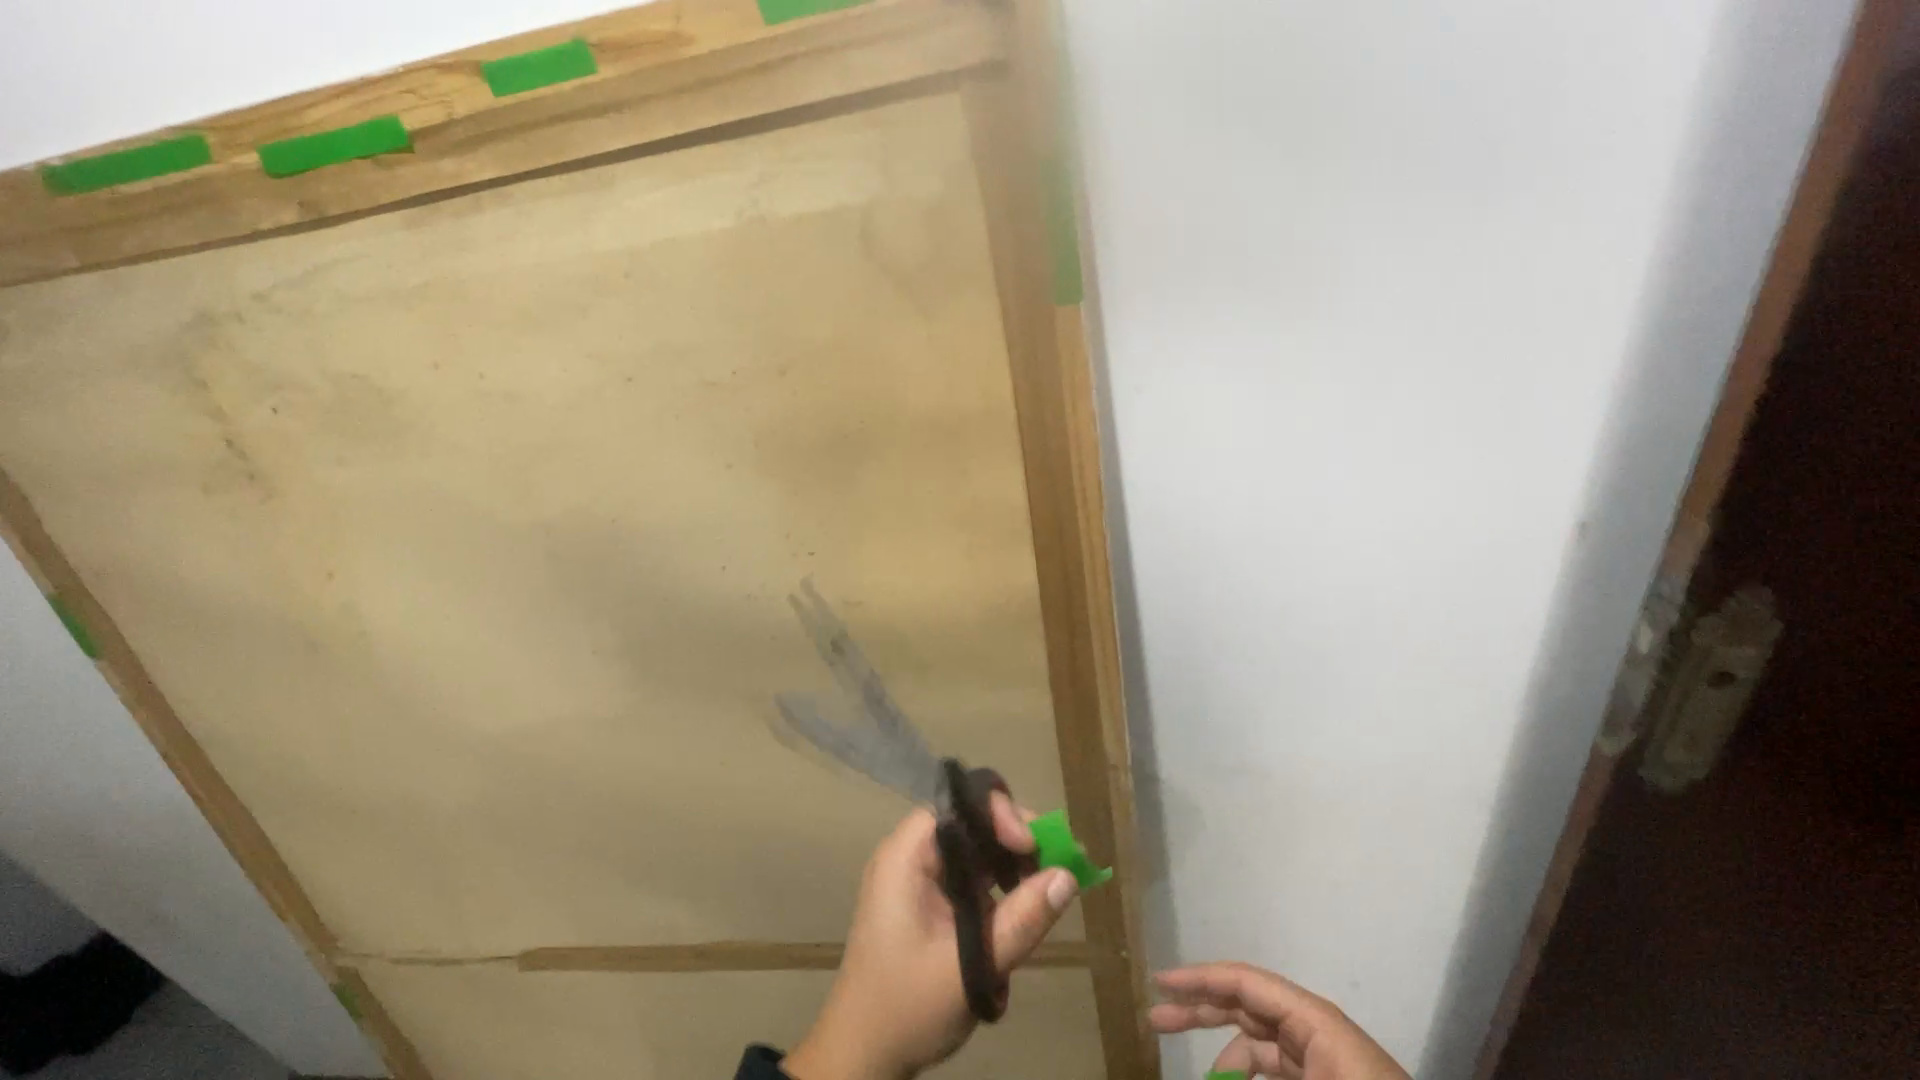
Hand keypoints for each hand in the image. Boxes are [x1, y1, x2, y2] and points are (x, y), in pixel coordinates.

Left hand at [785, 800, 1080, 1079]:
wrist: (863, 1057)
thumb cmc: (906, 1006)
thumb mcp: (969, 966)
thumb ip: (1021, 921)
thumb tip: (1068, 876)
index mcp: (905, 858)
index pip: (956, 807)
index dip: (997, 815)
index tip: (1032, 847)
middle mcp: (911, 860)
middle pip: (970, 826)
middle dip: (1014, 842)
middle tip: (1055, 867)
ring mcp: (920, 883)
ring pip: (976, 854)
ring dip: (1012, 867)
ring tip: (1046, 891)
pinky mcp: (931, 907)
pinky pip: (971, 881)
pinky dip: (1000, 891)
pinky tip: (1023, 913)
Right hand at [1151, 963, 1411, 1079]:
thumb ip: (1247, 1068)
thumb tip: (1210, 1070)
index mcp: (1314, 1018)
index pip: (1245, 982)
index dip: (1199, 978)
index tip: (1159, 983)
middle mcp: (1315, 1029)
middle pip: (1246, 1006)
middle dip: (1201, 1010)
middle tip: (1155, 1019)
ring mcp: (1322, 1057)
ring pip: (1259, 1043)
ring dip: (1223, 1053)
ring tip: (1197, 1071)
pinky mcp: (1326, 1079)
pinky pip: (1277, 1067)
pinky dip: (1248, 1072)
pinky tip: (1229, 1079)